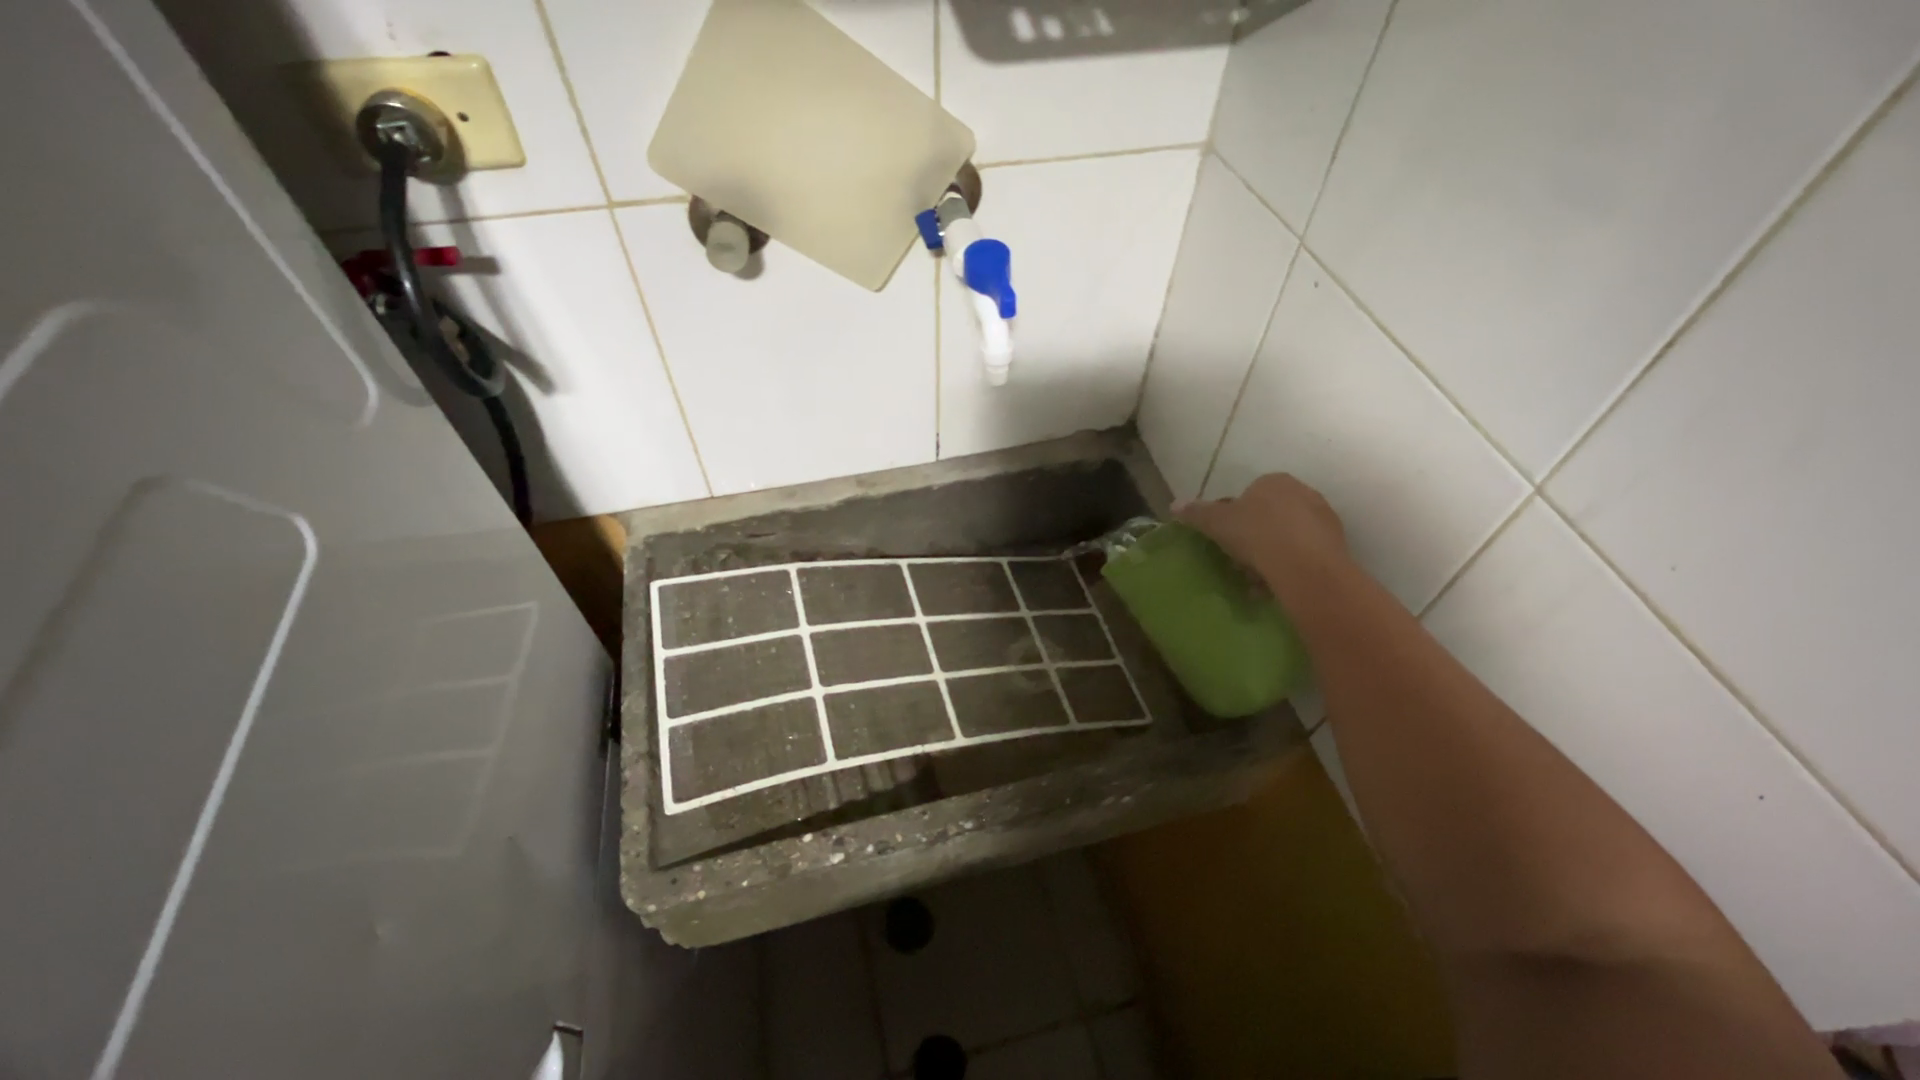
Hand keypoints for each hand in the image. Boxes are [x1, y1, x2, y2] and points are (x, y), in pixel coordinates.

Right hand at [1176, 473, 1349, 590]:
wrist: (1304, 565)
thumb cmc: (1257, 534)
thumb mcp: (1217, 523)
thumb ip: (1197, 513)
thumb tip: (1174, 505)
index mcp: (1273, 481)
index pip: (1249, 496)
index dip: (1234, 519)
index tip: (1227, 541)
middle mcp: (1302, 492)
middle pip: (1270, 517)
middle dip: (1255, 538)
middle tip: (1240, 562)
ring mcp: (1323, 518)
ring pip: (1287, 537)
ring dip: (1272, 556)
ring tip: (1257, 581)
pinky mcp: (1335, 544)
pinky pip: (1304, 554)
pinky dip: (1290, 567)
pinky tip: (1277, 585)